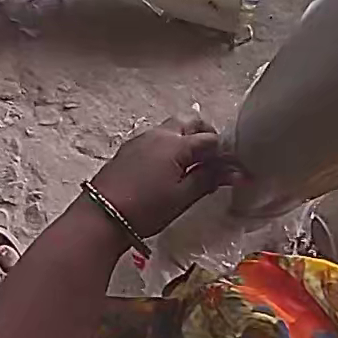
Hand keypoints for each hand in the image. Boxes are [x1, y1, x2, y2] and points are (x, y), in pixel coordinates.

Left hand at [87, 117, 240, 237]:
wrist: (102, 215)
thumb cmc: (146, 208)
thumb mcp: (182, 197)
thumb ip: (209, 179)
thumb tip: (235, 172)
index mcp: (176, 143)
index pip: (210, 139)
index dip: (225, 152)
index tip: (232, 168)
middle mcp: (159, 134)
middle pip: (191, 122)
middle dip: (206, 135)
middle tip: (214, 159)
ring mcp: (142, 139)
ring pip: (172, 128)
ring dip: (187, 138)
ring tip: (193, 165)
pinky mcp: (129, 149)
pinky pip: (157, 138)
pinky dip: (170, 145)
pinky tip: (170, 167)